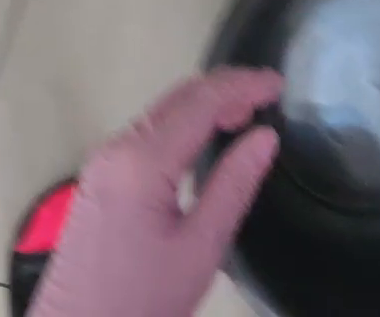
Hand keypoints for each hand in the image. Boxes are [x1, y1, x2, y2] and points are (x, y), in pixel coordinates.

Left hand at [28, 68, 283, 316]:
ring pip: (165, 110)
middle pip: (181, 96)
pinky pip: (150, 130)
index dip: (244, 85)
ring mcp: (104, 160)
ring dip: (207, 103)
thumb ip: (234, 185)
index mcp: (142, 161)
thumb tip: (266, 136)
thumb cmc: (140, 302)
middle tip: (269, 95)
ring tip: (248, 113)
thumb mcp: (200, 250)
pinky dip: (185, 121)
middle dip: (227, 88)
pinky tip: (208, 136)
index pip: (202, 101)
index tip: (279, 84)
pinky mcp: (100, 176)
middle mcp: (118, 147)